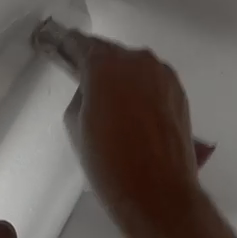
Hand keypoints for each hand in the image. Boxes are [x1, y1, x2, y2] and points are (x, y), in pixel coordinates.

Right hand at [60, 33, 208, 230]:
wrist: (158, 194)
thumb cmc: (108, 162)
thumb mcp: (76, 124)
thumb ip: (80, 94)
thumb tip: (91, 89)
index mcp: (104, 64)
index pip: (79, 43)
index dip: (66, 45)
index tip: (57, 47)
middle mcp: (136, 60)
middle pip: (109, 53)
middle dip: (95, 64)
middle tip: (83, 82)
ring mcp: (162, 75)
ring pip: (132, 67)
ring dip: (120, 77)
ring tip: (111, 103)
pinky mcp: (179, 92)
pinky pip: (151, 81)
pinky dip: (140, 89)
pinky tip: (133, 112)